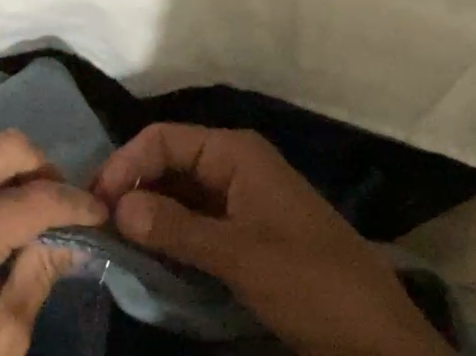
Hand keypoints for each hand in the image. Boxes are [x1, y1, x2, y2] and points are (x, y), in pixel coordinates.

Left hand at [0, 129, 108, 355]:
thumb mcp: (1, 342)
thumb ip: (38, 276)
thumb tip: (73, 236)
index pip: (35, 198)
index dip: (77, 203)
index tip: (103, 215)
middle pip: (6, 147)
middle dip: (46, 170)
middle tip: (66, 208)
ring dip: (13, 164)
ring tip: (33, 204)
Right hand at [93, 125, 450, 355]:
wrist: (381, 340)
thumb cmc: (311, 284)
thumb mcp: (240, 256)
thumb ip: (175, 228)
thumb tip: (116, 208)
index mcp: (236, 153)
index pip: (163, 139)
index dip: (125, 165)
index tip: (95, 204)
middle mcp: (236, 165)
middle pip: (168, 162)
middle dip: (133, 189)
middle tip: (98, 225)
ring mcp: (243, 199)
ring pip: (179, 193)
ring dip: (148, 213)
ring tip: (117, 242)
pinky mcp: (248, 232)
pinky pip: (196, 220)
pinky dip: (170, 234)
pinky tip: (151, 255)